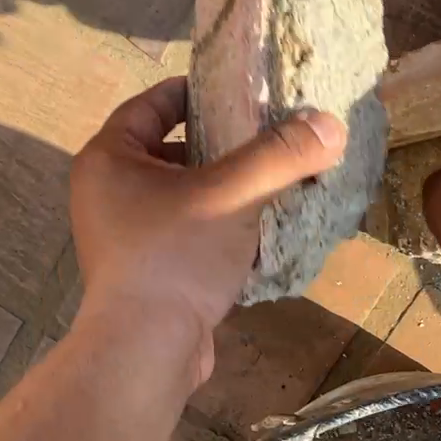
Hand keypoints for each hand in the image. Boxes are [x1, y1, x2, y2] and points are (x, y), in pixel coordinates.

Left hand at [69, 77, 346, 383]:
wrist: (147, 348)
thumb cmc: (175, 258)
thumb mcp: (233, 197)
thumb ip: (279, 158)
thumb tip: (331, 125)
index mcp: (110, 160)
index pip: (150, 107)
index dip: (191, 94)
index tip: (233, 91)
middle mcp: (109, 196)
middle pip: (168, 155)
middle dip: (217, 150)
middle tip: (262, 143)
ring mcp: (126, 242)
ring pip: (181, 203)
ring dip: (223, 197)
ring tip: (268, 191)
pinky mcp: (149, 280)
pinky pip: (187, 242)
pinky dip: (219, 236)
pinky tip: (256, 240)